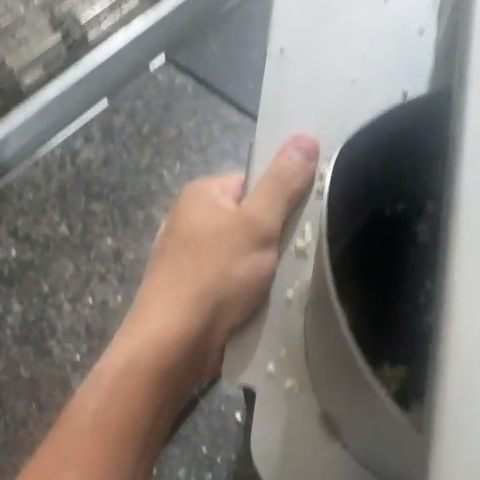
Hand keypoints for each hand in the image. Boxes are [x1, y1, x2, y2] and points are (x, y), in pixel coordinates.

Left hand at [121, 135, 320, 383]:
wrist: (174, 343)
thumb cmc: (215, 277)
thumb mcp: (257, 224)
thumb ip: (283, 183)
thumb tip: (306, 136)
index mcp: (202, 194)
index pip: (254, 182)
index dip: (281, 201)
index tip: (299, 226)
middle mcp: (191, 221)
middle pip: (250, 221)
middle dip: (274, 241)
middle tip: (292, 261)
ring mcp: (189, 260)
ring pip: (244, 257)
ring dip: (264, 273)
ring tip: (278, 288)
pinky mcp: (194, 294)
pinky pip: (233, 285)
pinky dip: (248, 295)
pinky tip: (259, 308)